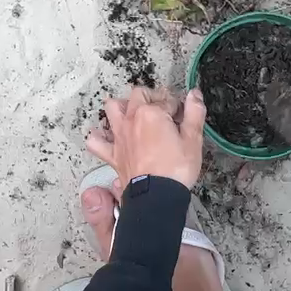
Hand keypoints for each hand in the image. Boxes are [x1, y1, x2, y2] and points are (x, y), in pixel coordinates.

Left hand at [85, 86, 205, 192]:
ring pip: (113, 108)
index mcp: (152, 113)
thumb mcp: (193, 139)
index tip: (184, 114)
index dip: (178, 106)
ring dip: (123, 105)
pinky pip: (96, 141)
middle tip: (165, 109)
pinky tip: (106, 135)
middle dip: (152, 97)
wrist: (157, 196)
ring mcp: (120, 136)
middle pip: (139, 95)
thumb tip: (194, 95)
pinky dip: (98, 136)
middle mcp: (132, 120)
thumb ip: (194, 113)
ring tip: (135, 112)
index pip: (167, 99)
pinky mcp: (113, 154)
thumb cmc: (175, 170)